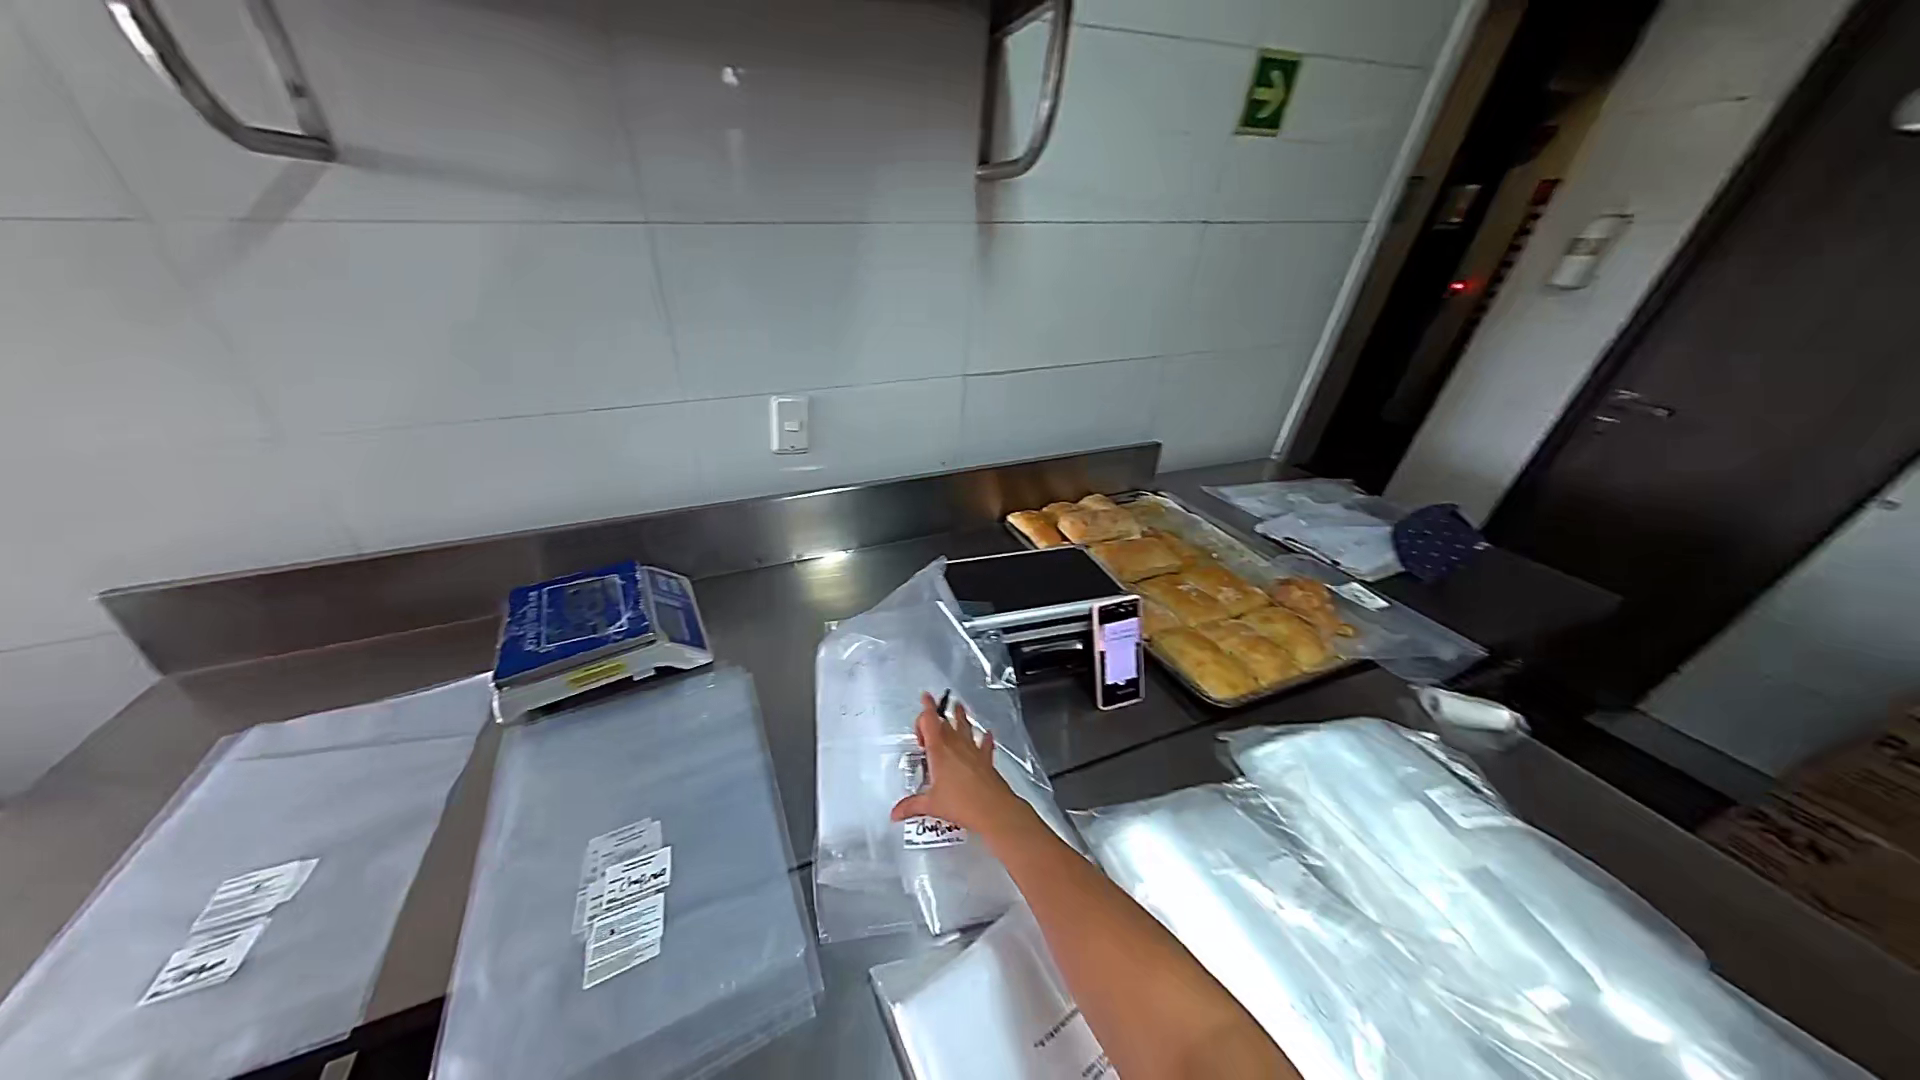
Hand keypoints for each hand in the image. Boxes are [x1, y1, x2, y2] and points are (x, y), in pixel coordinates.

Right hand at [890, 692, 1037, 840]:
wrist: (992, 809)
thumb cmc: (962, 803)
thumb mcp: (931, 805)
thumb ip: (911, 806)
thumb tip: (897, 812)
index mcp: (939, 750)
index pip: (930, 720)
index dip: (926, 707)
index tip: (925, 697)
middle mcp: (956, 745)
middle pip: (946, 721)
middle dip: (938, 714)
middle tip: (932, 714)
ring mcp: (973, 750)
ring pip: (965, 726)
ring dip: (961, 716)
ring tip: (959, 707)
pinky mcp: (986, 759)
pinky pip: (985, 743)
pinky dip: (985, 738)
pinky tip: (988, 734)